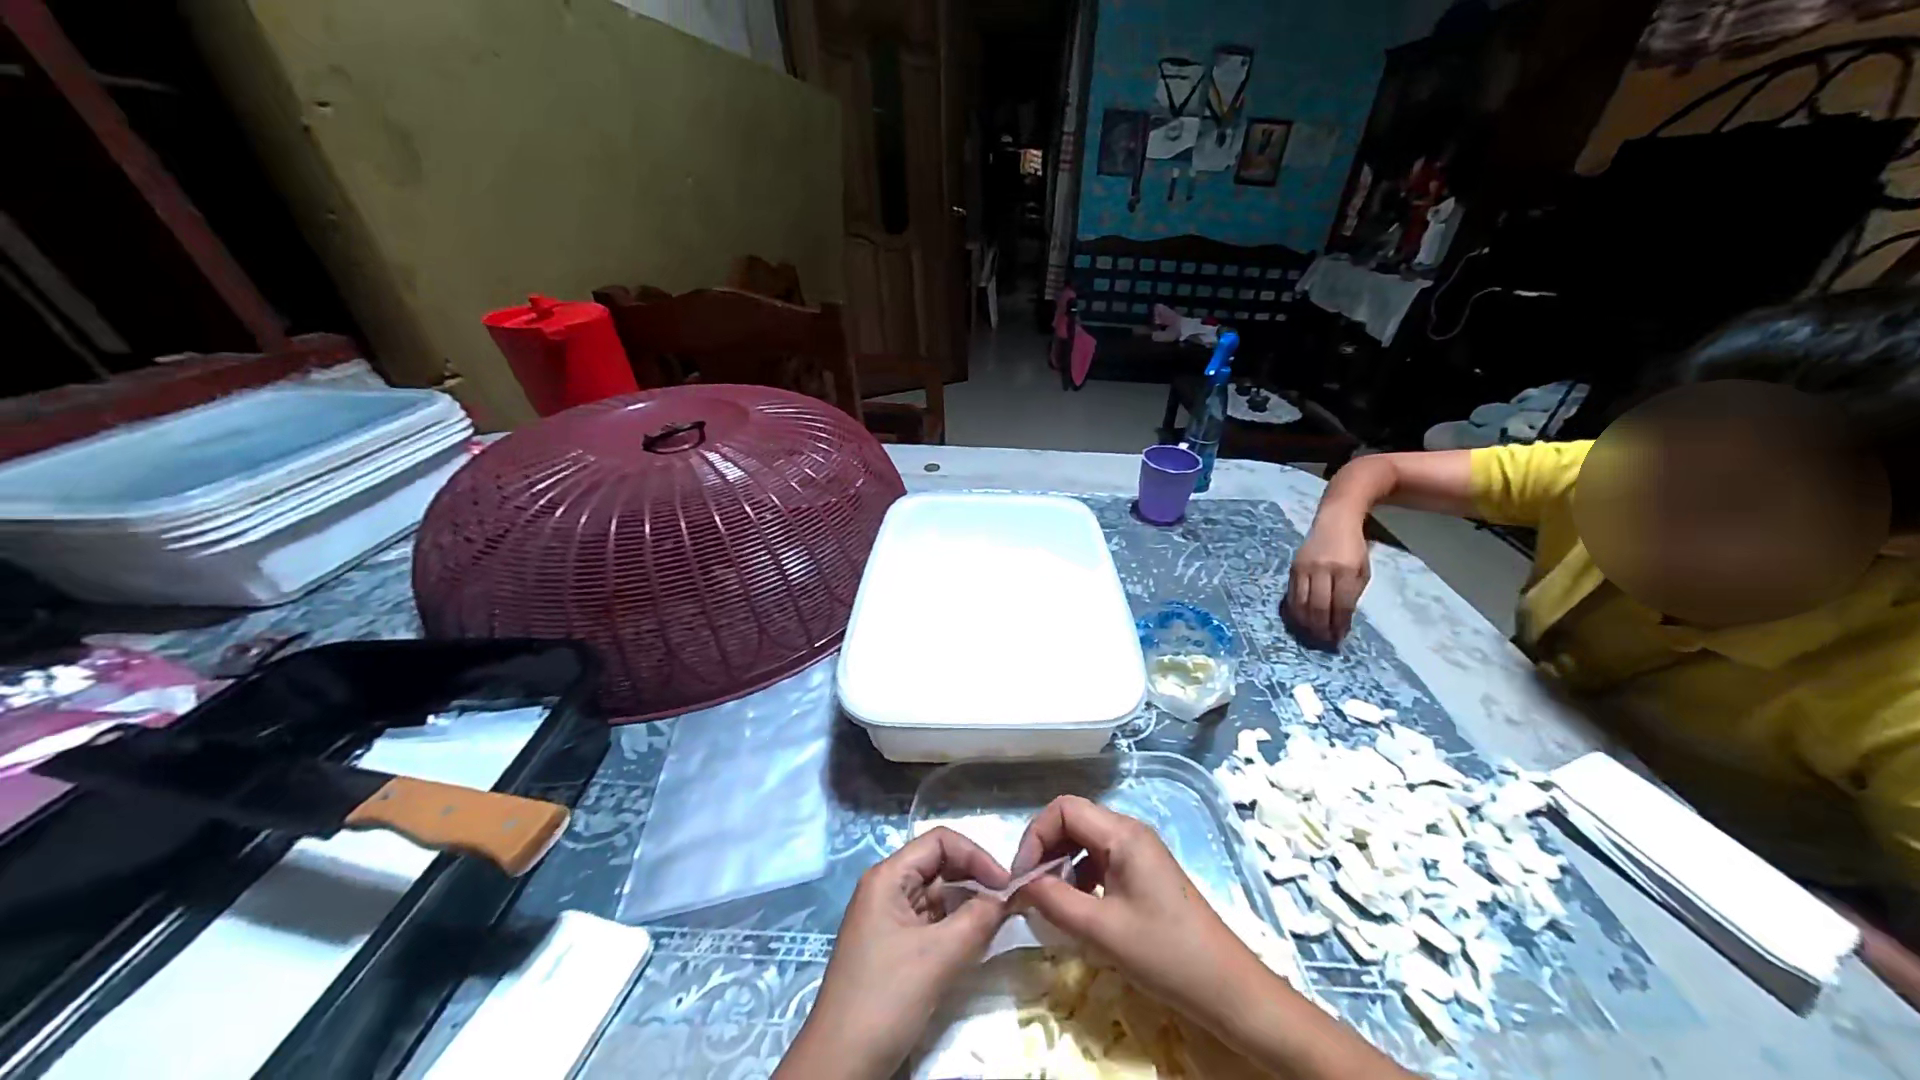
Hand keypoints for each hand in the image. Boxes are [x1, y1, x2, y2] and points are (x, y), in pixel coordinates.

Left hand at [774, 828, 1010, 1079]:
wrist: (841, 1063)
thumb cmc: (886, 997)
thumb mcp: (939, 956)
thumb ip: (979, 918)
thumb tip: (1009, 894)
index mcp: (888, 877)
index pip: (940, 841)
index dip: (976, 855)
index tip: (1007, 884)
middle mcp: (887, 888)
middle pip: (940, 865)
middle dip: (976, 879)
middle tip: (1011, 903)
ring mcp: (889, 918)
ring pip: (938, 896)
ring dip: (969, 905)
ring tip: (1000, 922)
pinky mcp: (894, 946)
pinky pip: (932, 922)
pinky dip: (956, 927)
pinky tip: (977, 941)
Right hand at [1011, 798, 1417, 1079]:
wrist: (1227, 988)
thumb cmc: (1166, 954)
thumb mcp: (1101, 930)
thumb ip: (1054, 900)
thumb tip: (1019, 883)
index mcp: (1123, 834)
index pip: (1063, 809)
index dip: (1035, 835)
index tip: (1022, 876)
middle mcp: (1131, 832)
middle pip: (1073, 820)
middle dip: (1045, 848)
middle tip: (1029, 888)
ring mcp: (1139, 851)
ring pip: (1084, 839)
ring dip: (1060, 862)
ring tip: (1050, 900)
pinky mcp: (1143, 872)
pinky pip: (1099, 858)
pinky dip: (1079, 875)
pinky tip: (1077, 905)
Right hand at [1286, 516, 1370, 644]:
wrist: (1334, 521)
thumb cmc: (1353, 548)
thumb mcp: (1361, 571)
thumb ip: (1352, 594)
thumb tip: (1340, 621)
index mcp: (1345, 570)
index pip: (1341, 605)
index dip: (1339, 625)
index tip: (1339, 640)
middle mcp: (1322, 569)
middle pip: (1318, 607)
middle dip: (1321, 628)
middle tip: (1324, 643)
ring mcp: (1304, 568)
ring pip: (1301, 603)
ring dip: (1306, 624)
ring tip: (1311, 636)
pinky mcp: (1292, 568)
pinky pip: (1291, 595)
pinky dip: (1295, 611)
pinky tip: (1300, 621)